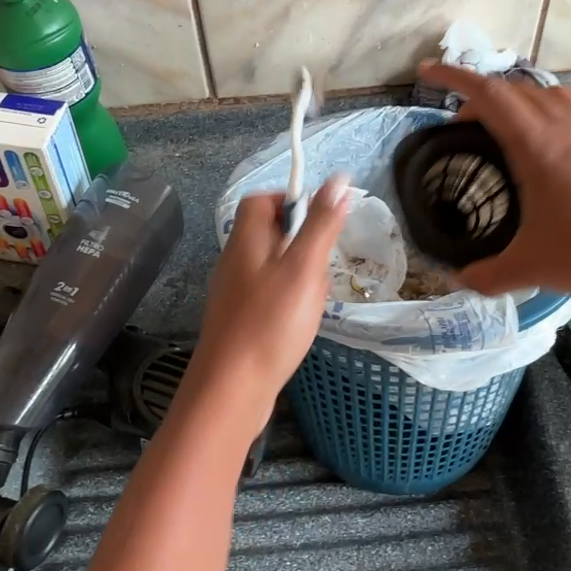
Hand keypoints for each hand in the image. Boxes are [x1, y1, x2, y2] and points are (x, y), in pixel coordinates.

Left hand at [186, 177, 351, 434]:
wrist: (231, 390)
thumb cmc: (270, 324)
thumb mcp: (304, 269)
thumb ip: (321, 224)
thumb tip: (339, 180)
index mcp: (245, 241)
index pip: (260, 200)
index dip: (290, 200)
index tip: (319, 220)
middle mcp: (234, 261)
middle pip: (269, 233)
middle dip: (303, 245)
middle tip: (320, 269)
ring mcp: (233, 293)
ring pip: (273, 267)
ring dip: (300, 278)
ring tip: (312, 302)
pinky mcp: (238, 320)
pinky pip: (268, 296)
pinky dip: (289, 303)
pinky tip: (300, 324)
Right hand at [418, 62, 570, 297]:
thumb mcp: (531, 266)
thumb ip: (488, 274)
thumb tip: (457, 280)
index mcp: (536, 145)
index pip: (488, 95)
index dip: (453, 78)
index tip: (424, 73)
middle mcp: (560, 128)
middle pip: (512, 88)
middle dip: (476, 92)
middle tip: (455, 122)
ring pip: (542, 92)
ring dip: (511, 96)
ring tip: (494, 123)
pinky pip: (564, 106)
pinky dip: (539, 107)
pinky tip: (538, 139)